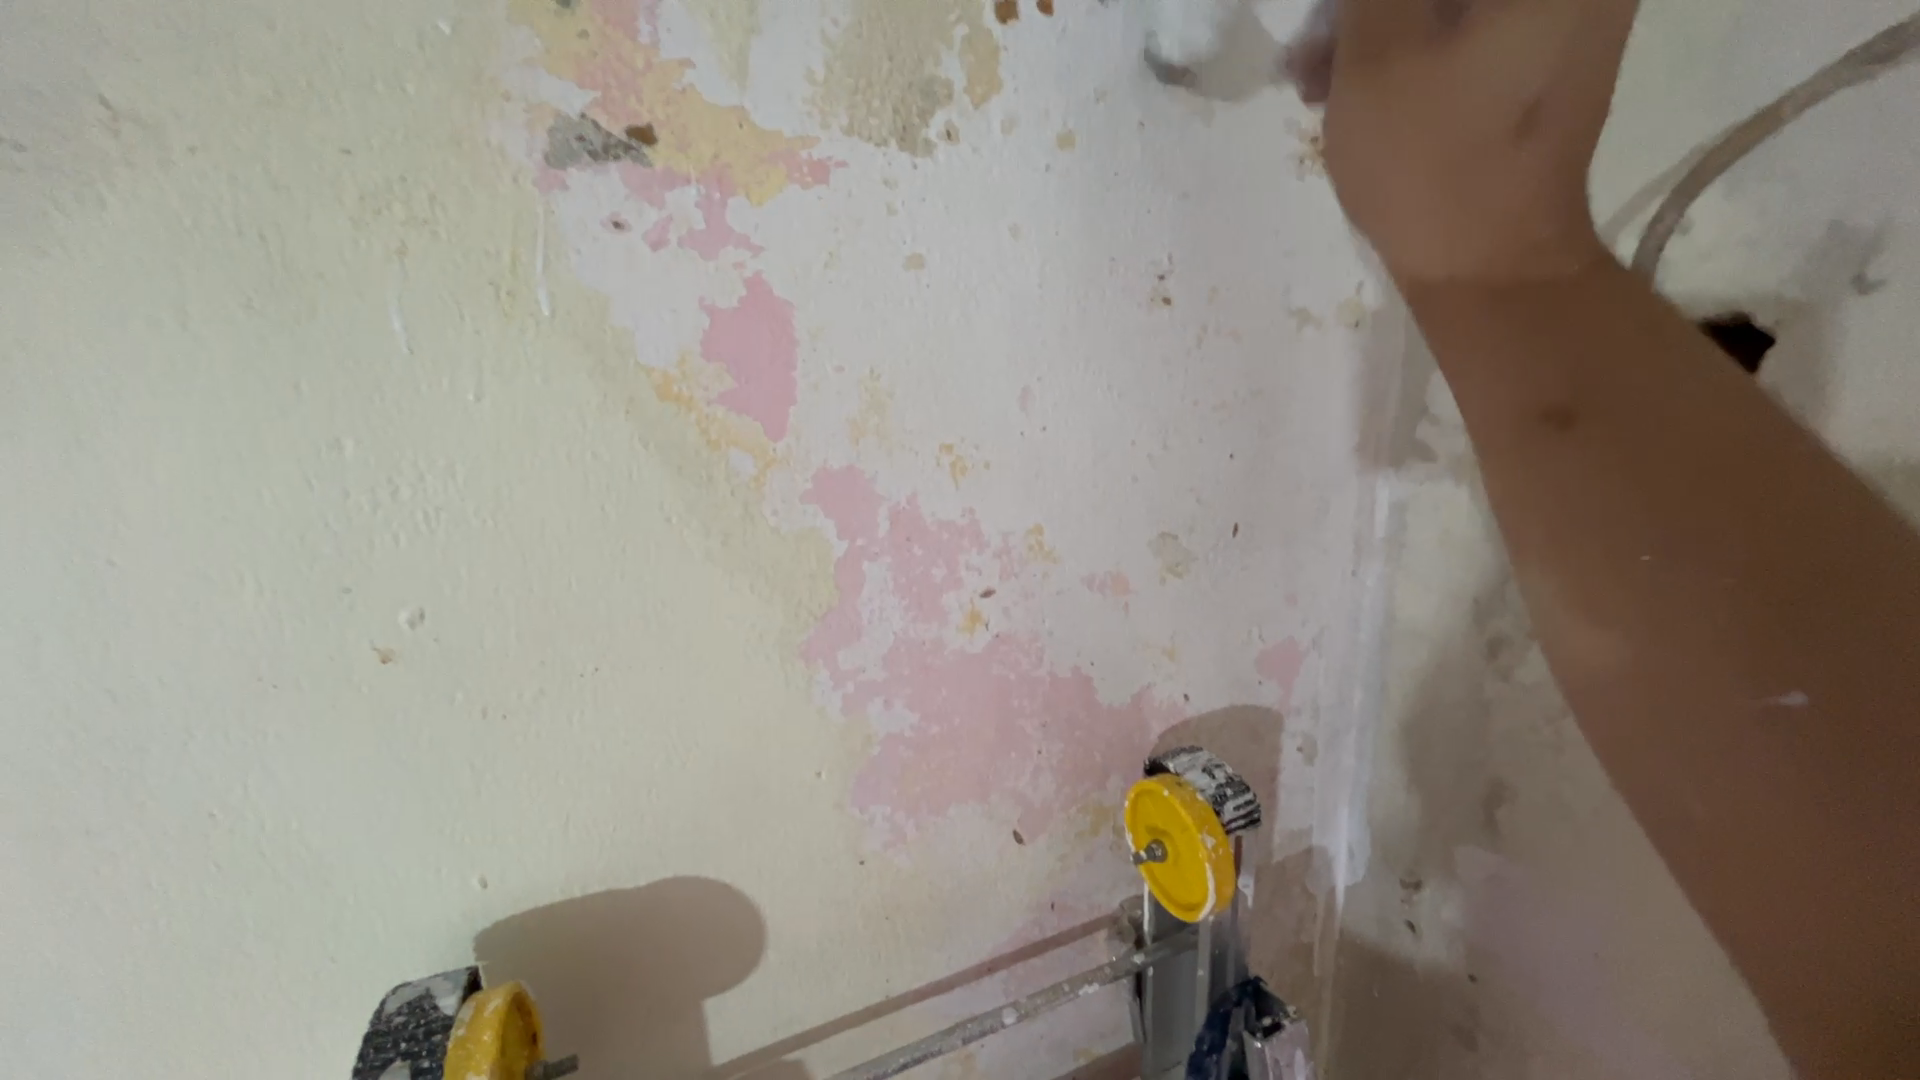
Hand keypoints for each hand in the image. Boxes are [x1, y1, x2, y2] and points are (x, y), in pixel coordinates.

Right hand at [1314, 0, 1638, 284]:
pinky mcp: (1542, 56)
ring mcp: (1563, 15)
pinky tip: (1353, 85)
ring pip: (1451, 4)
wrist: (1488, 263)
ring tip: (1316, 76)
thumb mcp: (1376, 55)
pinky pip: (1464, 29)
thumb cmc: (1430, 160)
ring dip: (1377, 23)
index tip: (1330, 19)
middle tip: (1313, 45)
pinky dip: (1408, 46)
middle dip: (1367, 5)